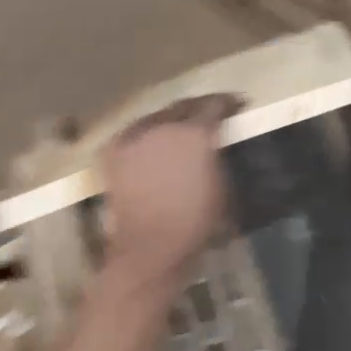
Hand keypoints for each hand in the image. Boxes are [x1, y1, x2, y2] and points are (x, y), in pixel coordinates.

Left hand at [100, 93, 242, 289]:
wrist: (151, 248)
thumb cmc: (197, 221)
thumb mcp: (223, 184)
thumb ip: (218, 155)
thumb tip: (217, 144)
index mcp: (196, 133)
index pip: (215, 104)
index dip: (228, 103)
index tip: (237, 105)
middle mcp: (164, 127)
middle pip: (184, 105)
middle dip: (199, 107)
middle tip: (211, 113)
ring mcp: (135, 138)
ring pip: (156, 117)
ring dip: (171, 119)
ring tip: (179, 128)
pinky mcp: (113, 152)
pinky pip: (133, 133)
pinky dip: (145, 134)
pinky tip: (151, 141)